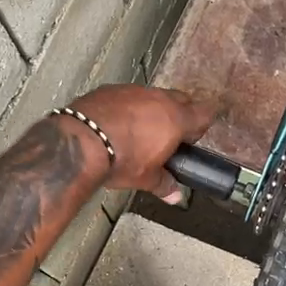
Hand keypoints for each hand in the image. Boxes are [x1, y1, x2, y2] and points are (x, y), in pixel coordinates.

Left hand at [66, 85, 216, 200]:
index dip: (201, 126)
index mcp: (176, 119)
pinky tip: (113, 125)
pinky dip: (126, 108)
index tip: (190, 140)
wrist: (80, 142)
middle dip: (178, 114)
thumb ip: (164, 184)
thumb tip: (175, 197)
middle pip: (180, 99)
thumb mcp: (145, 178)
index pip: (204, 112)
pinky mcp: (110, 88)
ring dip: (150, 110)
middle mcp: (158, 98)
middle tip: (167, 136)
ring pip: (152, 96)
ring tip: (137, 132)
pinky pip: (126, 96)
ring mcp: (133, 90)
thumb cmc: (121, 160)